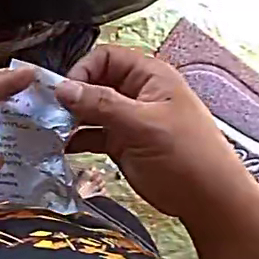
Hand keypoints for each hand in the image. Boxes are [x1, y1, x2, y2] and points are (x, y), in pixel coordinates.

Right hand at [56, 45, 246, 221]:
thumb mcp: (143, 125)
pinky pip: (92, 134)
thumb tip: (64, 89)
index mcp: (149, 77)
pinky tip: (61, 147)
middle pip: (94, 82)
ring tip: (50, 131)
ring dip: (70, 119)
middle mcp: (136, 94)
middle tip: (50, 114)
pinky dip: (76, 139)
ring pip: (90, 109)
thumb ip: (102, 105)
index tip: (64, 93)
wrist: (208, 201)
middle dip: (71, 96)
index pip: (106, 57)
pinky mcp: (121, 144)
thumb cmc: (187, 156)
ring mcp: (128, 120)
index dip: (82, 70)